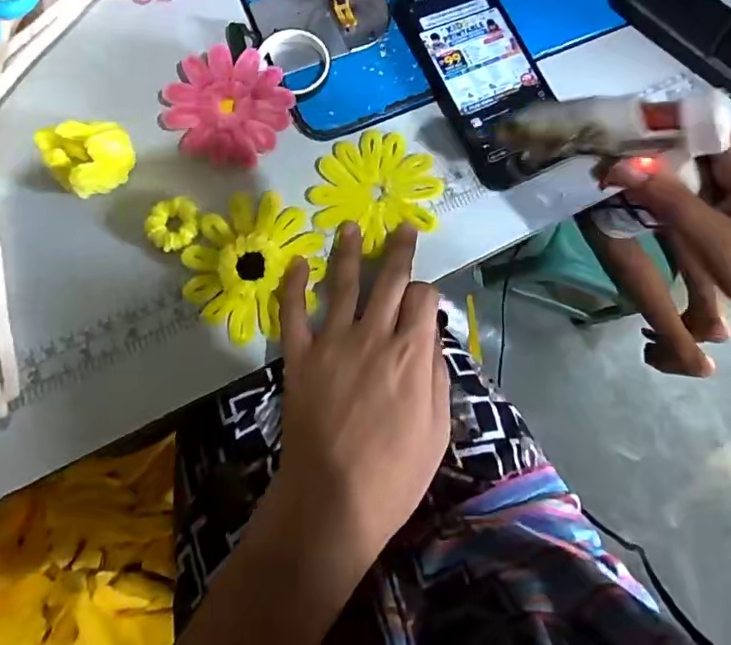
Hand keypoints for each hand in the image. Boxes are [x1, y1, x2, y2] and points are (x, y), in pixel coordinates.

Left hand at [266, 224, 450, 565]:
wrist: (332, 503)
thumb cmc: (394, 475)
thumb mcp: (437, 430)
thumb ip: (437, 378)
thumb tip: (431, 343)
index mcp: (410, 352)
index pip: (422, 297)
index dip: (427, 291)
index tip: (425, 300)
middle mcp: (373, 335)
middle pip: (389, 279)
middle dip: (399, 249)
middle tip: (402, 228)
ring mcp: (332, 343)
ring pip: (343, 284)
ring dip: (349, 252)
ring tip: (351, 227)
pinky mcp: (299, 358)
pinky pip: (293, 314)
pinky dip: (294, 286)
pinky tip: (299, 263)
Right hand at [610, 130, 730, 343]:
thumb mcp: (717, 244)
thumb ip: (669, 200)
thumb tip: (620, 165)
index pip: (698, 123)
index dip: (657, 129)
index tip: (618, 144)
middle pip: (700, 140)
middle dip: (660, 154)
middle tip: (619, 173)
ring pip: (706, 162)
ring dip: (674, 175)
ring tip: (636, 189)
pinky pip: (718, 180)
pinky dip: (691, 189)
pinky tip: (669, 206)